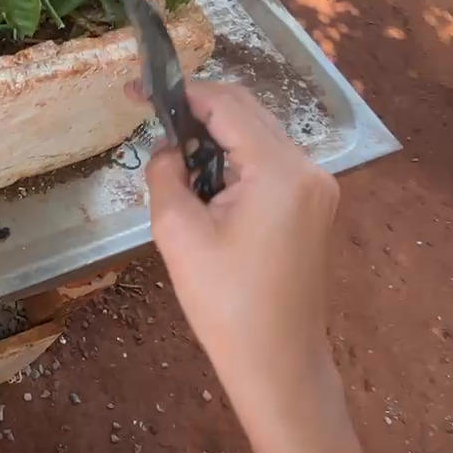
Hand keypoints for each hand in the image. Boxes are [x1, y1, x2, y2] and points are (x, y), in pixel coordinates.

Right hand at [133, 80, 343, 430]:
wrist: (277, 363)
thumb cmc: (223, 301)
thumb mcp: (176, 231)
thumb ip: (166, 173)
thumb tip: (168, 148)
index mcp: (279, 171)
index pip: (226, 104)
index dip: (178, 90)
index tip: (135, 90)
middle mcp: (309, 168)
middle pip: (247, 111)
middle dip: (195, 105)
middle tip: (145, 111)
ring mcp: (317, 187)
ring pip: (258, 132)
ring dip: (213, 131)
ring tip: (169, 150)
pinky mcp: (312, 204)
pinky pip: (268, 159)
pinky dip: (232, 154)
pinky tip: (202, 174)